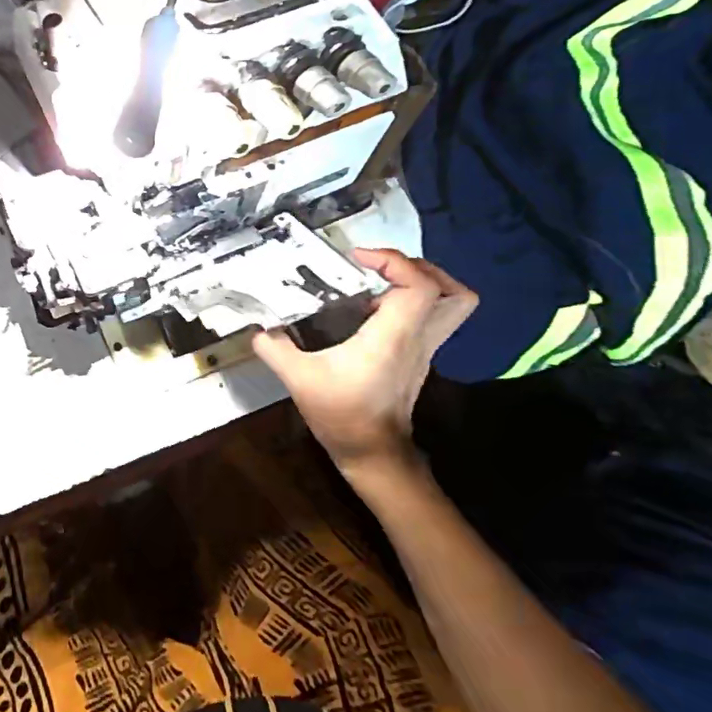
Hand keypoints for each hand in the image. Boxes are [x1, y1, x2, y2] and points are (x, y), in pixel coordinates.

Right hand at [252, 249, 476, 477]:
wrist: (372, 454)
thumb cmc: (341, 414)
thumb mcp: (298, 377)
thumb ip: (274, 347)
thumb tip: (256, 327)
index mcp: (394, 336)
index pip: (419, 286)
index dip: (394, 261)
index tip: (357, 257)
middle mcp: (418, 338)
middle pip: (455, 293)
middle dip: (423, 268)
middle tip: (383, 266)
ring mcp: (423, 350)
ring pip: (451, 306)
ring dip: (422, 283)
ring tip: (380, 280)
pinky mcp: (417, 359)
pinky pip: (429, 319)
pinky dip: (409, 303)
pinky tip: (370, 308)